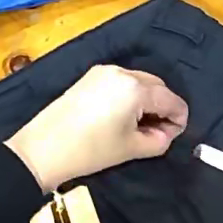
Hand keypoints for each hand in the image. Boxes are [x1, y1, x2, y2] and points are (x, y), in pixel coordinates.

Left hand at [6, 65, 189, 191]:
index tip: (173, 137)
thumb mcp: (131, 149)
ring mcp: (104, 71)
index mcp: (136, 88)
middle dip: (163, 107)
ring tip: (139, 126)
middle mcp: (123, 72)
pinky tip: (121, 115)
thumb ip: (158, 141)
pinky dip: (129, 94)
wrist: (44, 148)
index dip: (179, 119)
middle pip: (157, 86)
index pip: (172, 100)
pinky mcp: (90, 76)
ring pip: (139, 81)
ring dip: (147, 100)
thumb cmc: (91, 150)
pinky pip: (121, 81)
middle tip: (158, 133)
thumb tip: (166, 134)